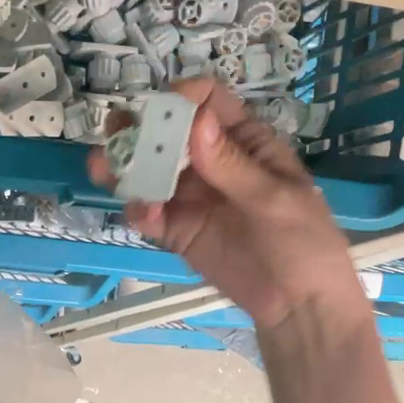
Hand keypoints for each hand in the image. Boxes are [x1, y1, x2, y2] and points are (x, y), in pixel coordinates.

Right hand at [88, 77, 365, 331]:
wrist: (297, 302)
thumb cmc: (302, 242)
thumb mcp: (274, 199)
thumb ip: (231, 165)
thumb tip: (197, 121)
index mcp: (243, 142)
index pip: (208, 103)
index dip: (182, 99)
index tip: (159, 109)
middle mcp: (210, 163)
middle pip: (168, 135)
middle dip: (140, 130)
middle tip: (115, 132)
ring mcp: (191, 199)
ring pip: (150, 174)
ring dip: (125, 168)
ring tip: (102, 167)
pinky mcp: (178, 232)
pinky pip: (150, 215)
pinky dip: (140, 211)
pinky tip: (143, 215)